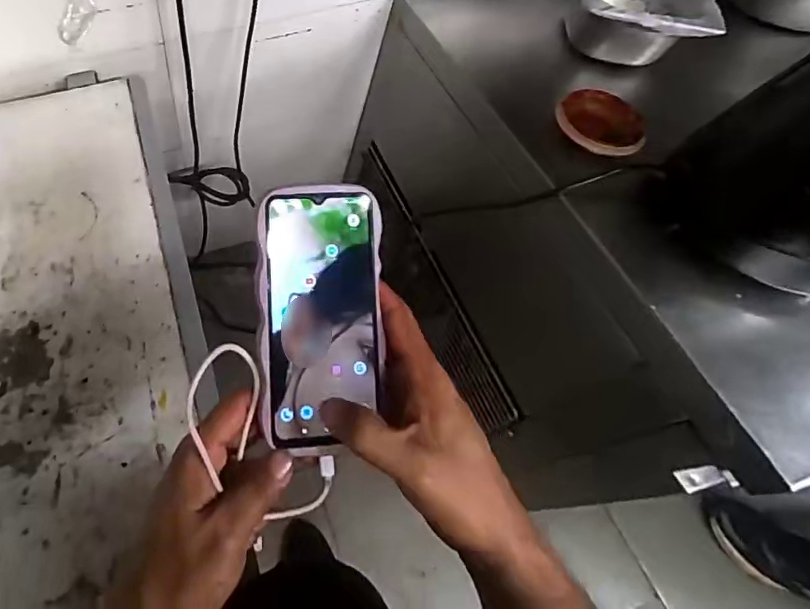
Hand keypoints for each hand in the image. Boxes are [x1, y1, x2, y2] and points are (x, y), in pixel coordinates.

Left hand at [107, 389, 294, 608]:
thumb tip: (287, 454)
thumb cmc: (186, 571)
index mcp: (196, 455)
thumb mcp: (227, 533)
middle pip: (241, 430)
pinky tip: (283, 495)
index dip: (265, 399)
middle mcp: (198, 459)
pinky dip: (260, 485)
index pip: (233, 407)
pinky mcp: (207, 502)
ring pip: (243, 457)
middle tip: (312, 435)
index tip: (299, 400)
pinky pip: (238, 481)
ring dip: (270, 462)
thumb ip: (258, 492)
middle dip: (274, 431)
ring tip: (308, 459)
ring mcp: (202, 481)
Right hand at [323, 284, 533, 555]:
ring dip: (354, 356)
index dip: (380, 294)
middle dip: (356, 321)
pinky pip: (382, 397)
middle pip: (388, 341)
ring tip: (314, 344)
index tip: (348, 272)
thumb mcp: (408, 462)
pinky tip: (333, 395)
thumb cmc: (459, 489)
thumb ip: (365, 433)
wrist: (494, 536)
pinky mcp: (415, 428)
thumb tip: (324, 405)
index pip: (402, 322)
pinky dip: (358, 389)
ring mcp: (420, 406)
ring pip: (383, 370)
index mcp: (428, 378)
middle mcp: (423, 384)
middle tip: (315, 310)